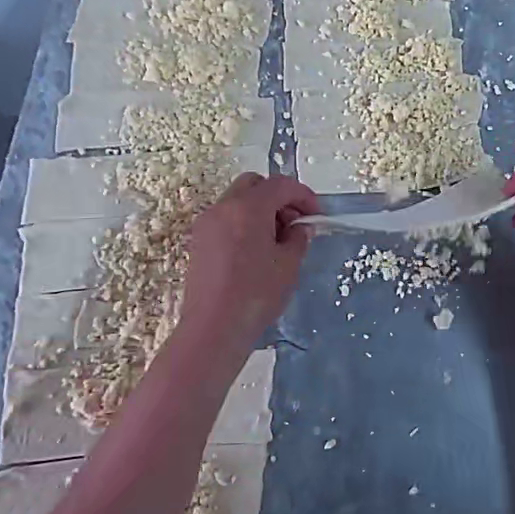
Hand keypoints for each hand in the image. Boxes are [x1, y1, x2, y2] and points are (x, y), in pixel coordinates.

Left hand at [181, 173, 318, 352]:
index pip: (280, 185)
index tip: (316, 215)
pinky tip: (255, 251)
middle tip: (294, 223)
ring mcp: (207, 223)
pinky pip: (225, 219)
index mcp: (248, 207)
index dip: (303, 195)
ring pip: (237, 201)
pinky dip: (243, 223)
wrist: (213, 329)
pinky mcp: (198, 241)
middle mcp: (223, 207)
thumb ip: (297, 239)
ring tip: (276, 241)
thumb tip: (299, 228)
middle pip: (254, 185)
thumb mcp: (288, 266)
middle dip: (278, 197)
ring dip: (259, 210)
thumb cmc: (255, 294)